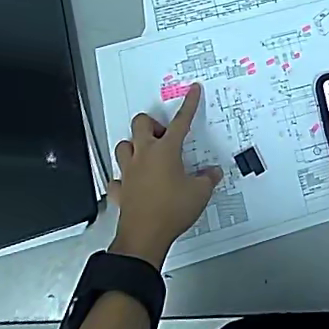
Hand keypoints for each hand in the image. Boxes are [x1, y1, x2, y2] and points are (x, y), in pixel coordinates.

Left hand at [107, 83, 221, 266]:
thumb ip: (207, 178)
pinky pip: (116, 178)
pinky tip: (130, 181)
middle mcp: (144, 156)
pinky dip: (122, 177)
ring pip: (123, 146)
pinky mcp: (120, 190)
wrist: (144, 237)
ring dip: (134, 145)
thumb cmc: (170, 212)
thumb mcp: (200, 193)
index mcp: (166, 151)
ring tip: (146, 152)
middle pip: (141, 124)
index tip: (192, 92)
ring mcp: (128, 172)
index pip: (180, 121)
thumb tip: (212, 173)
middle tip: (163, 133)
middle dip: (152, 123)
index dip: (189, 104)